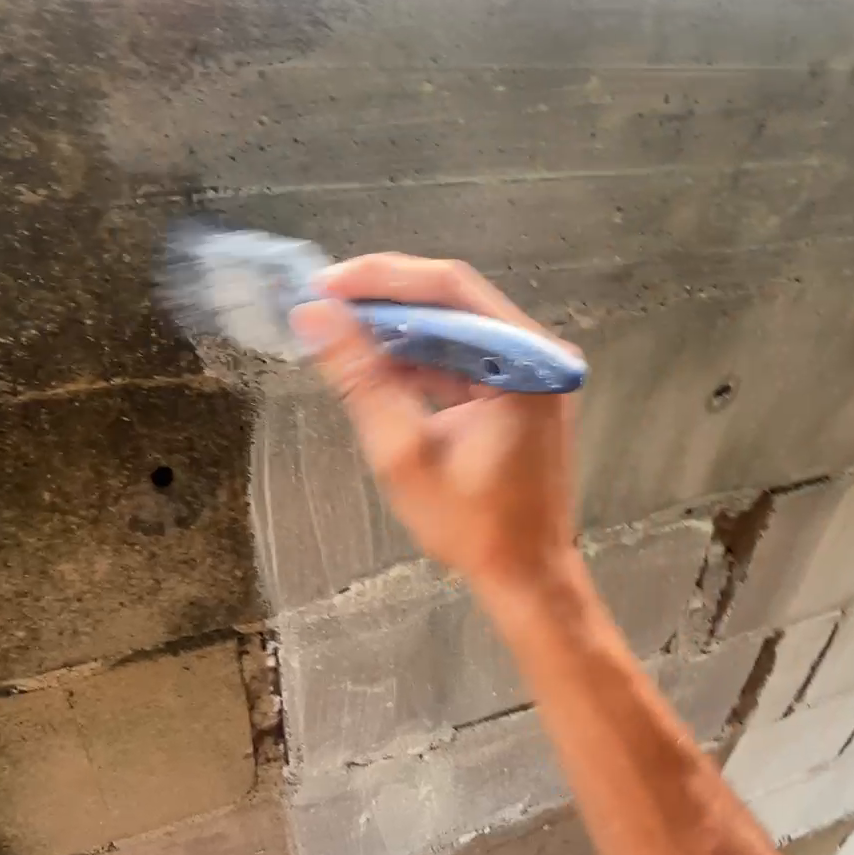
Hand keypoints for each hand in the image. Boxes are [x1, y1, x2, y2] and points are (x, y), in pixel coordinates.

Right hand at [290, 254, 579, 585]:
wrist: (526, 575)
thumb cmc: (471, 525)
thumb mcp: (403, 452)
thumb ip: (361, 379)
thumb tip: (315, 316)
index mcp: (524, 361)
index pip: (450, 288)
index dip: (382, 279)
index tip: (326, 284)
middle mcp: (538, 355)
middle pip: (455, 301)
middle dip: (387, 301)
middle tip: (327, 305)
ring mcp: (534, 373)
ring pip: (457, 328)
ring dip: (401, 330)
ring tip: (343, 333)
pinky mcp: (522, 393)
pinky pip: (466, 358)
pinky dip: (424, 359)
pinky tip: (380, 365)